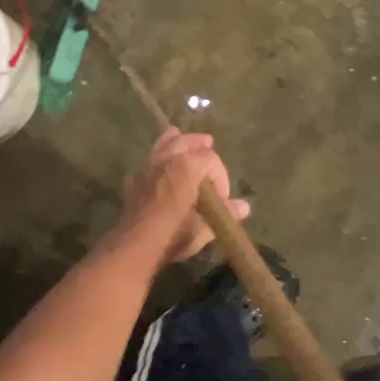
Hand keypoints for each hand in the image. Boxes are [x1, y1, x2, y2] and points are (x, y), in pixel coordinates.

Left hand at [115, 129, 249, 265]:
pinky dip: (153, 161)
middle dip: (198, 143)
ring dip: (172, 140)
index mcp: (188, 165)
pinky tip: (154, 168)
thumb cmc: (176, 233)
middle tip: (208, 142)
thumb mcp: (206, 226)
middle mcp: (168, 159)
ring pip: (162, 145)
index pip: (211, 159)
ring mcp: (148, 169)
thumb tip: (245, 206)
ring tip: (176, 134)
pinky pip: (146, 164)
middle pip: (185, 141)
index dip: (221, 175)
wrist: (137, 245)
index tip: (222, 197)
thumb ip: (226, 212)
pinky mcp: (134, 182)